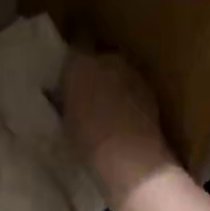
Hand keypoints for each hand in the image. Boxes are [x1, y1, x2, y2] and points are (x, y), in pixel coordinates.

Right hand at [59, 51, 177, 201]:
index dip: (70, 70)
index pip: (72, 56)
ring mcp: (132, 72)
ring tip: (106, 110)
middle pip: (98, 60)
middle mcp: (107, 59)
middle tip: (85, 98)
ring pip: (117, 73)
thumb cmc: (88, 139)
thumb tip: (60, 97)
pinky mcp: (149, 88)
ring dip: (112, 85)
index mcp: (80, 65)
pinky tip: (124, 117)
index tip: (66, 85)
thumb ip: (63, 102)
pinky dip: (128, 97)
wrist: (130, 154)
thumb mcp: (65, 121)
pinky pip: (132, 87)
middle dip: (93, 75)